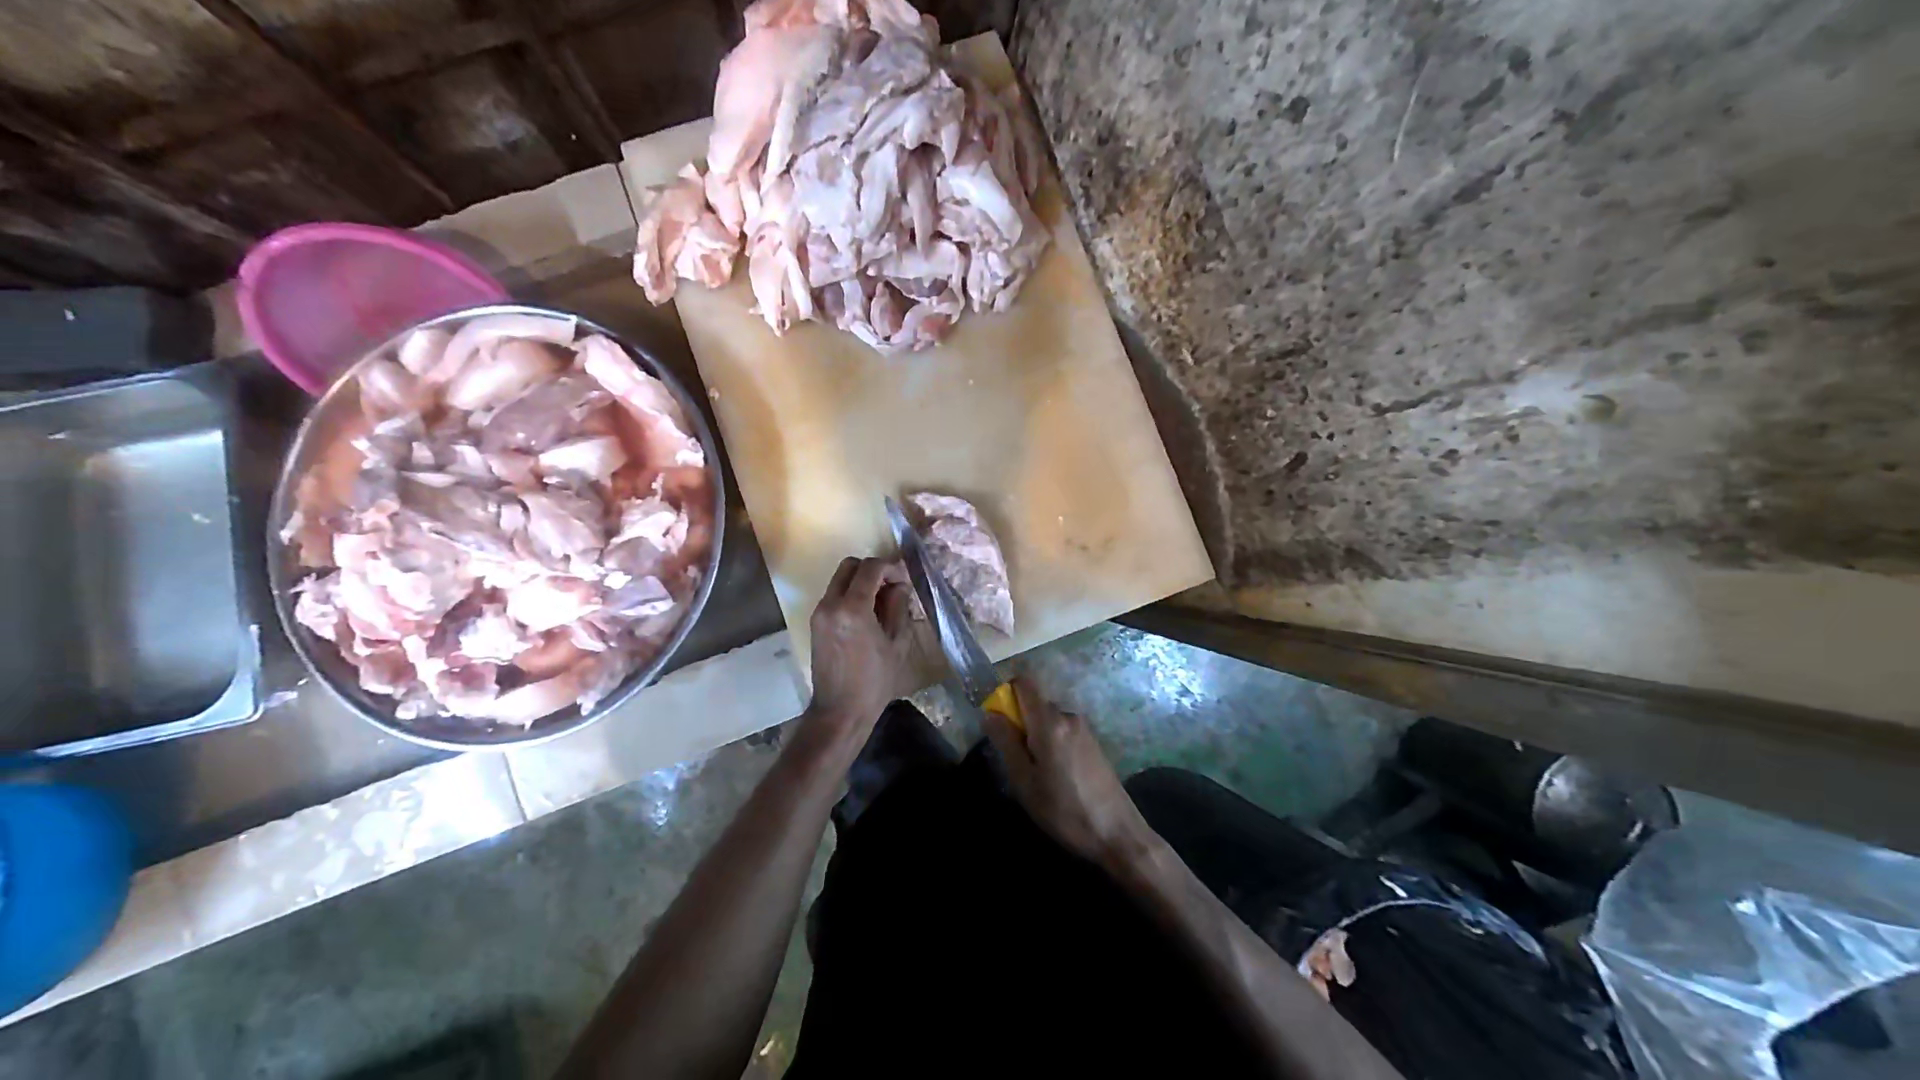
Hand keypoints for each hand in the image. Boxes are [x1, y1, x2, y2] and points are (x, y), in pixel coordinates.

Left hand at [806, 556, 914, 734]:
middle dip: (872, 569)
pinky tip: (867, 613)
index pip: (870, 568)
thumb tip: (899, 586)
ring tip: (881, 601)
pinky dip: (850, 594)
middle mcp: (830, 604)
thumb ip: (898, 607)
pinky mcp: (815, 622)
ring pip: (839, 579)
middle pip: (849, 566)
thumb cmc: (874, 681)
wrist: (840, 710)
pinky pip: (834, 595)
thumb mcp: (896, 643)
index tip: (903, 579)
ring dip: (860, 581)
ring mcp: (819, 612)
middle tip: (891, 586)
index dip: (890, 567)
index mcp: (852, 609)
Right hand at [982, 678, 1154, 868]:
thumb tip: (990, 713)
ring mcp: (1084, 729)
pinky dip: (1051, 743)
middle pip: (1035, 702)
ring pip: (1048, 718)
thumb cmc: (1064, 810)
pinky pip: (1062, 730)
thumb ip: (1006, 742)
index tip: (999, 722)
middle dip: (1019, 721)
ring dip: (1035, 735)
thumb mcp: (1024, 781)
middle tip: (1015, 759)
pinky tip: (1056, 776)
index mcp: (1050, 722)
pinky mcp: (1093, 743)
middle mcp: (1069, 716)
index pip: (1024, 682)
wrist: (1117, 834)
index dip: (1005, 693)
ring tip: (1036, 773)